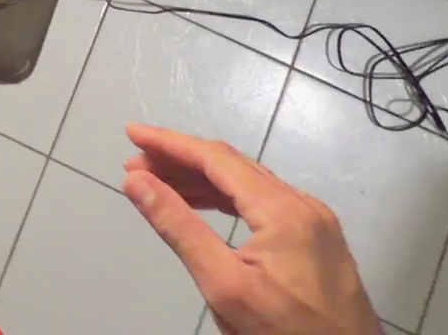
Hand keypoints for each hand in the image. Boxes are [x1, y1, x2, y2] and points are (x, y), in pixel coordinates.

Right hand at [121, 124, 380, 334]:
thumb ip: (178, 227)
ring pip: (244, 182)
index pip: (215, 158)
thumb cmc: (284, 334)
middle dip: (179, 159)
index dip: (169, 142)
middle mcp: (304, 206)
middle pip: (230, 164)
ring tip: (157, 183)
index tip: (131, 133)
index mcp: (285, 211)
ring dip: (198, 178)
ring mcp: (315, 224)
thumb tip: (135, 180)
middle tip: (135, 165)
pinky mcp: (317, 242)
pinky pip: (260, 202)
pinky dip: (222, 196)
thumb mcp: (224, 286)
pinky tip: (198, 203)